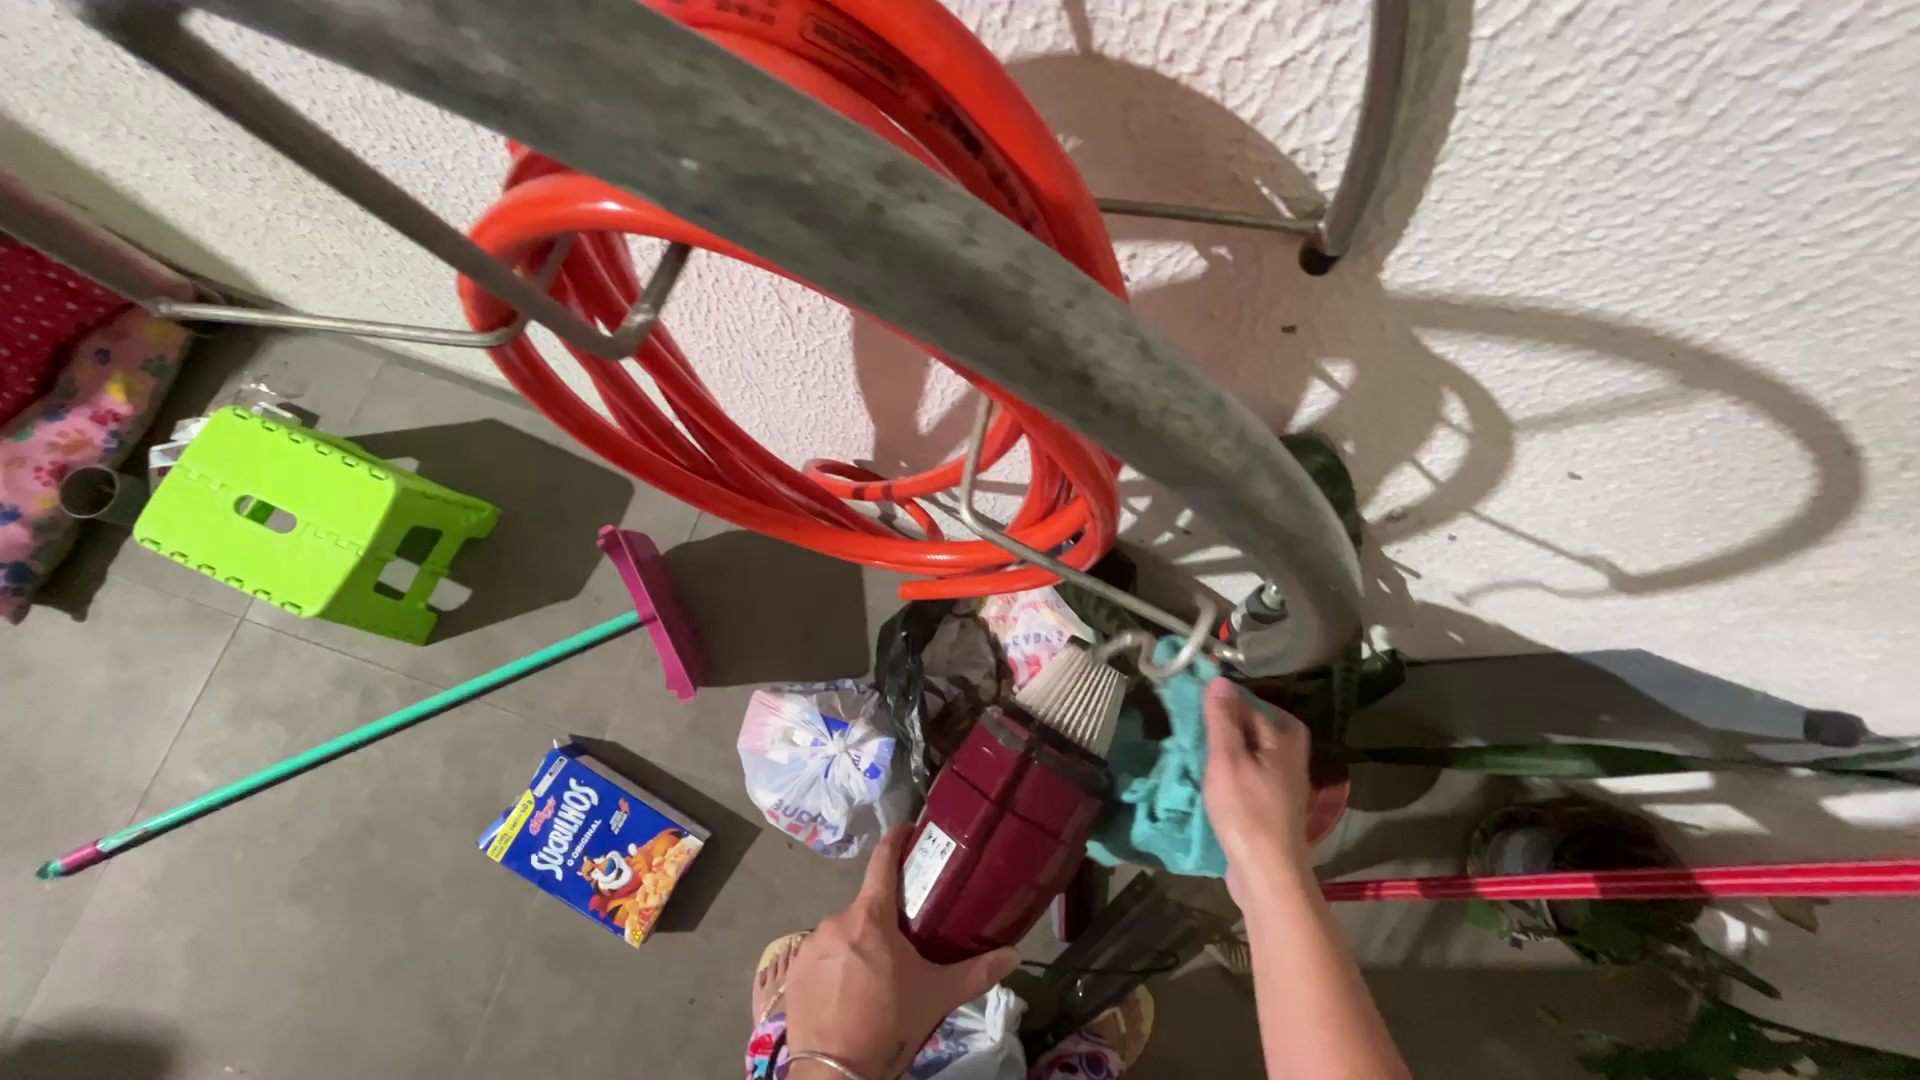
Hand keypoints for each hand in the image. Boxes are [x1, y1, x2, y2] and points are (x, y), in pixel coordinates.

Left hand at [783, 826, 1020, 1078]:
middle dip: (883, 921)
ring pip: (842, 934)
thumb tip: (1013, 956)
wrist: (835, 1074)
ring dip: (857, 946)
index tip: (908, 830)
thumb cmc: (889, 1023)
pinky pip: (820, 958)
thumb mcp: (936, 996)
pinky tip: (845, 994)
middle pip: (866, 908)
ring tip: (873, 979)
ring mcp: (810, 947)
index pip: (883, 861)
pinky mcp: (793, 974)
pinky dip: (834, 968)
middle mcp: (836, 920)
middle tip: (902, 946)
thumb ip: (975, 972)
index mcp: (871, 916)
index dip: (896, 839)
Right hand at [1202, 677, 1315, 903]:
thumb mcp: (1227, 760)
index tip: (1190, 702)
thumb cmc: (1246, 813)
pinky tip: (1213, 774)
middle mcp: (1290, 754)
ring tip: (1198, 746)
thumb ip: (1222, 719)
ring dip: (1227, 745)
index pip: (1249, 702)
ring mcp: (1283, 780)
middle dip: (1227, 720)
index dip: (1219, 700)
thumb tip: (1219, 679)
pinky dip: (1233, 766)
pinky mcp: (1273, 802)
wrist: (1268, 874)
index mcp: (1283, 738)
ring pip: (1252, 747)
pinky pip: (1251, 769)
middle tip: (1196, 723)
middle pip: (1255, 723)